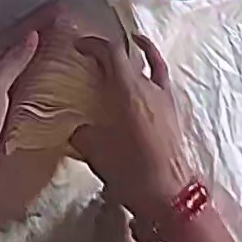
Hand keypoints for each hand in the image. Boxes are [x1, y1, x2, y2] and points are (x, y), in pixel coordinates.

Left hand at [0, 3, 54, 184]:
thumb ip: (12, 61)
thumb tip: (34, 34)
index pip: (20, 30)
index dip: (40, 17)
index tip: (62, 6)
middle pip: (25, 37)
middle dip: (45, 24)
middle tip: (71, 15)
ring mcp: (5, 81)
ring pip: (29, 53)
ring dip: (47, 41)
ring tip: (70, 34)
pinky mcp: (12, 98)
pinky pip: (33, 72)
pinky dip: (46, 63)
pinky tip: (61, 67)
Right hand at [69, 34, 193, 218]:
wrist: (170, 197)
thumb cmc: (132, 172)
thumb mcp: (96, 151)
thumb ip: (80, 131)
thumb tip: (70, 122)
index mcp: (126, 92)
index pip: (110, 53)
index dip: (92, 44)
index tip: (77, 47)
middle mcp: (145, 86)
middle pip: (122, 56)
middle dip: (101, 52)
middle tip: (85, 57)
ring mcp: (161, 94)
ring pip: (139, 64)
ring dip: (122, 57)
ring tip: (107, 56)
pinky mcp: (170, 104)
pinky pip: (159, 71)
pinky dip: (150, 55)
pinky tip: (141, 45)